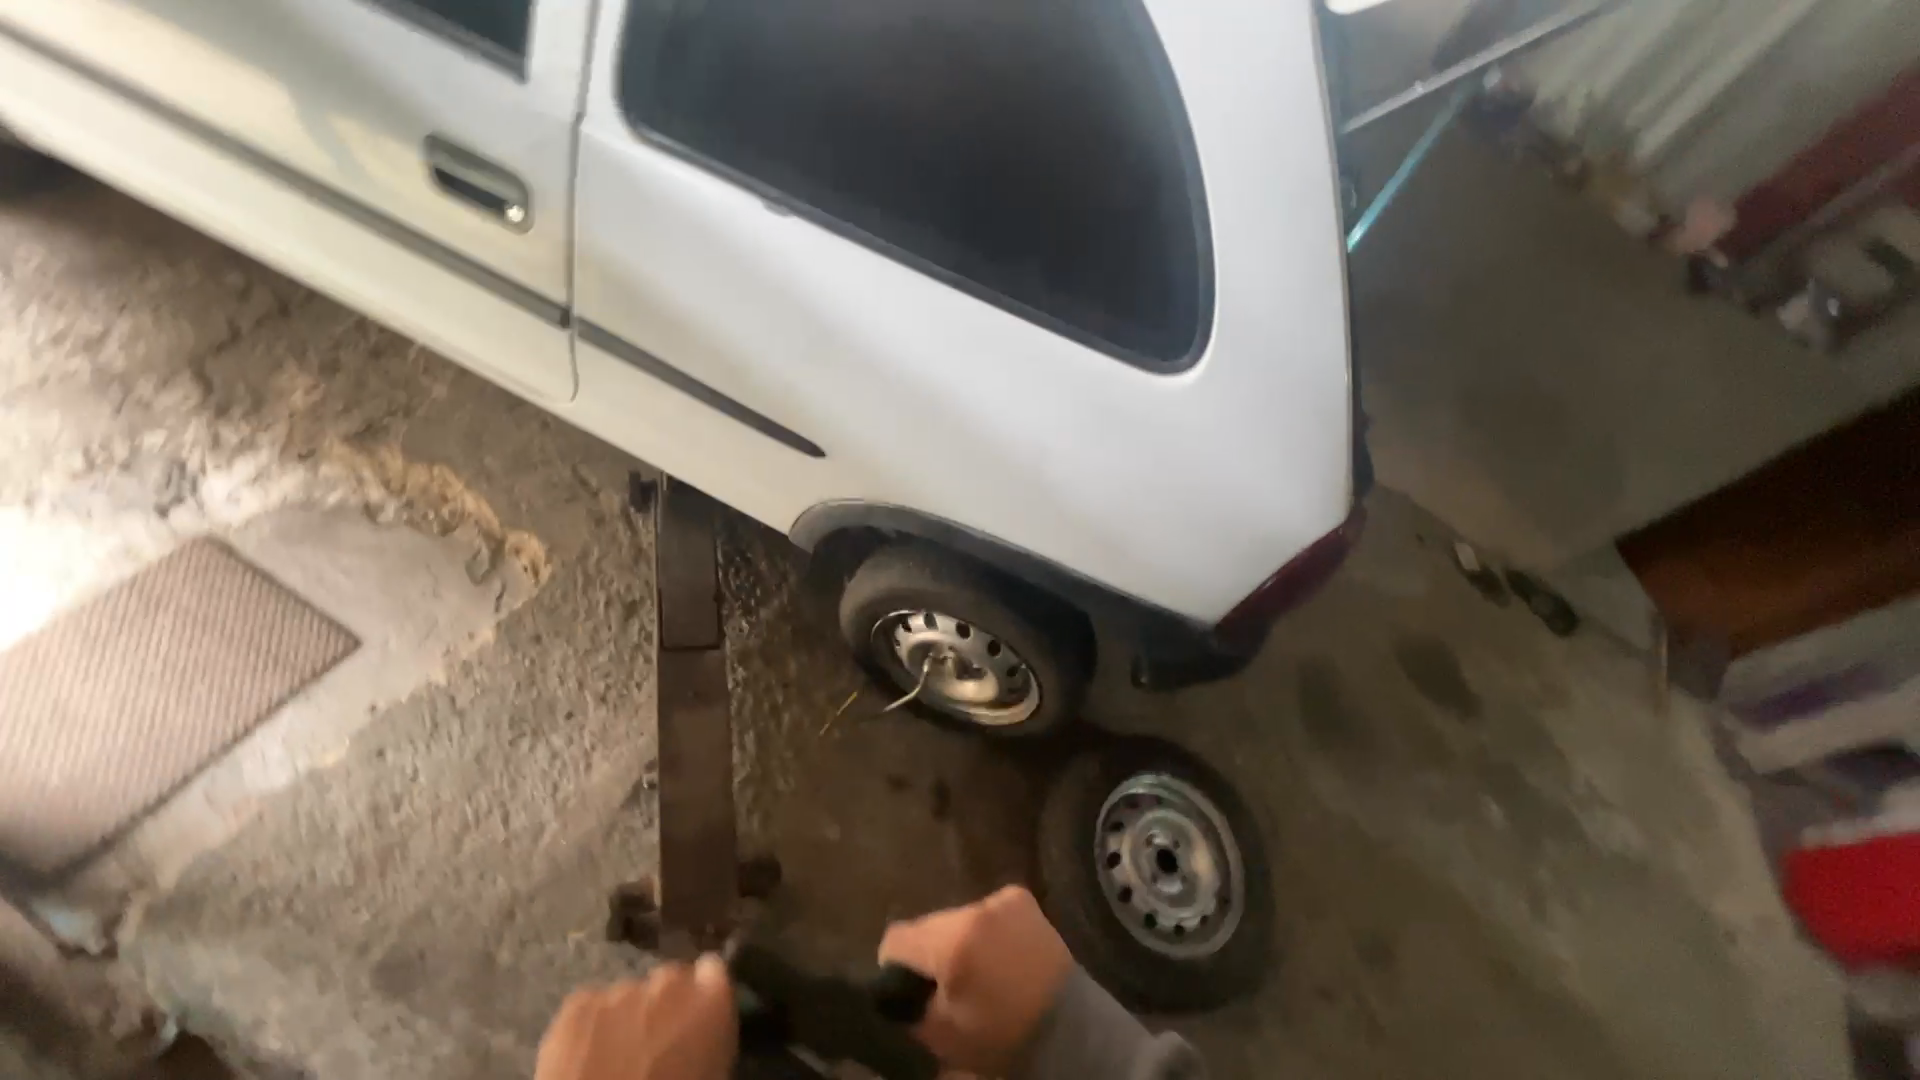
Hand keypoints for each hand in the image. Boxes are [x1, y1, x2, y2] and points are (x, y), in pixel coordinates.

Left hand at [535, 955, 737, 1079]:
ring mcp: (622, 990)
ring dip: (626, 1020)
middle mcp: (670, 982)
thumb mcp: (712, 1078)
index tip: (693, 1016)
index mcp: (712, 999)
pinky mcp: (579, 1005)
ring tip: (612, 1063)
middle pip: (669, 979)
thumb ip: (710, 1044)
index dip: (702, 993)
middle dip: (663, 1006)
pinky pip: (591, 1008)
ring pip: (628, 997)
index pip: (713, 970)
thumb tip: (698, 1039)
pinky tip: (584, 1062)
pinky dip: (590, 1029)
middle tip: (652, 1049)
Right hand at [878, 885, 1073, 1076]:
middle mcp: (974, 909)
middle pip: (929, 925)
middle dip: (930, 951)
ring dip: (958, 938)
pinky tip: (999, 952)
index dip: (894, 964)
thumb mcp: (942, 1035)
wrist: (1068, 1028)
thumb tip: (892, 989)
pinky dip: (985, 929)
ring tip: (978, 968)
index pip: (897, 937)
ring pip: (957, 917)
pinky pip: (986, 911)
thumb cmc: (1002, 1036)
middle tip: (947, 982)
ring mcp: (1000, 899)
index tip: (906, 986)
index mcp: (951, 941)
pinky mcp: (1021, 898)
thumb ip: (908, 1006)